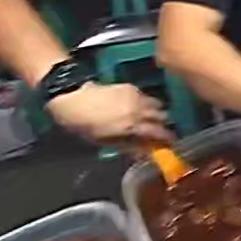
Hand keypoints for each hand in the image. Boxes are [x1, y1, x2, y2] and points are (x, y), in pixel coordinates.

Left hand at [46, 82, 171, 145]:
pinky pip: (147, 96)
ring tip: (150, 117)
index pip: (159, 131)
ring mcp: (137, 96)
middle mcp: (140, 110)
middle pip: (163, 116)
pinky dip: (146, 103)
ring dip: (156, 112)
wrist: (69, 97)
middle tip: (159, 129)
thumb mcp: (100, 139)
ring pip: (158, 104)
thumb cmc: (80, 123)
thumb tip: (143, 152)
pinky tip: (136, 106)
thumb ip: (125, 145)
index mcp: (132, 125)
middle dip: (163, 123)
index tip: (171, 142)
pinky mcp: (132, 87)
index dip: (167, 137)